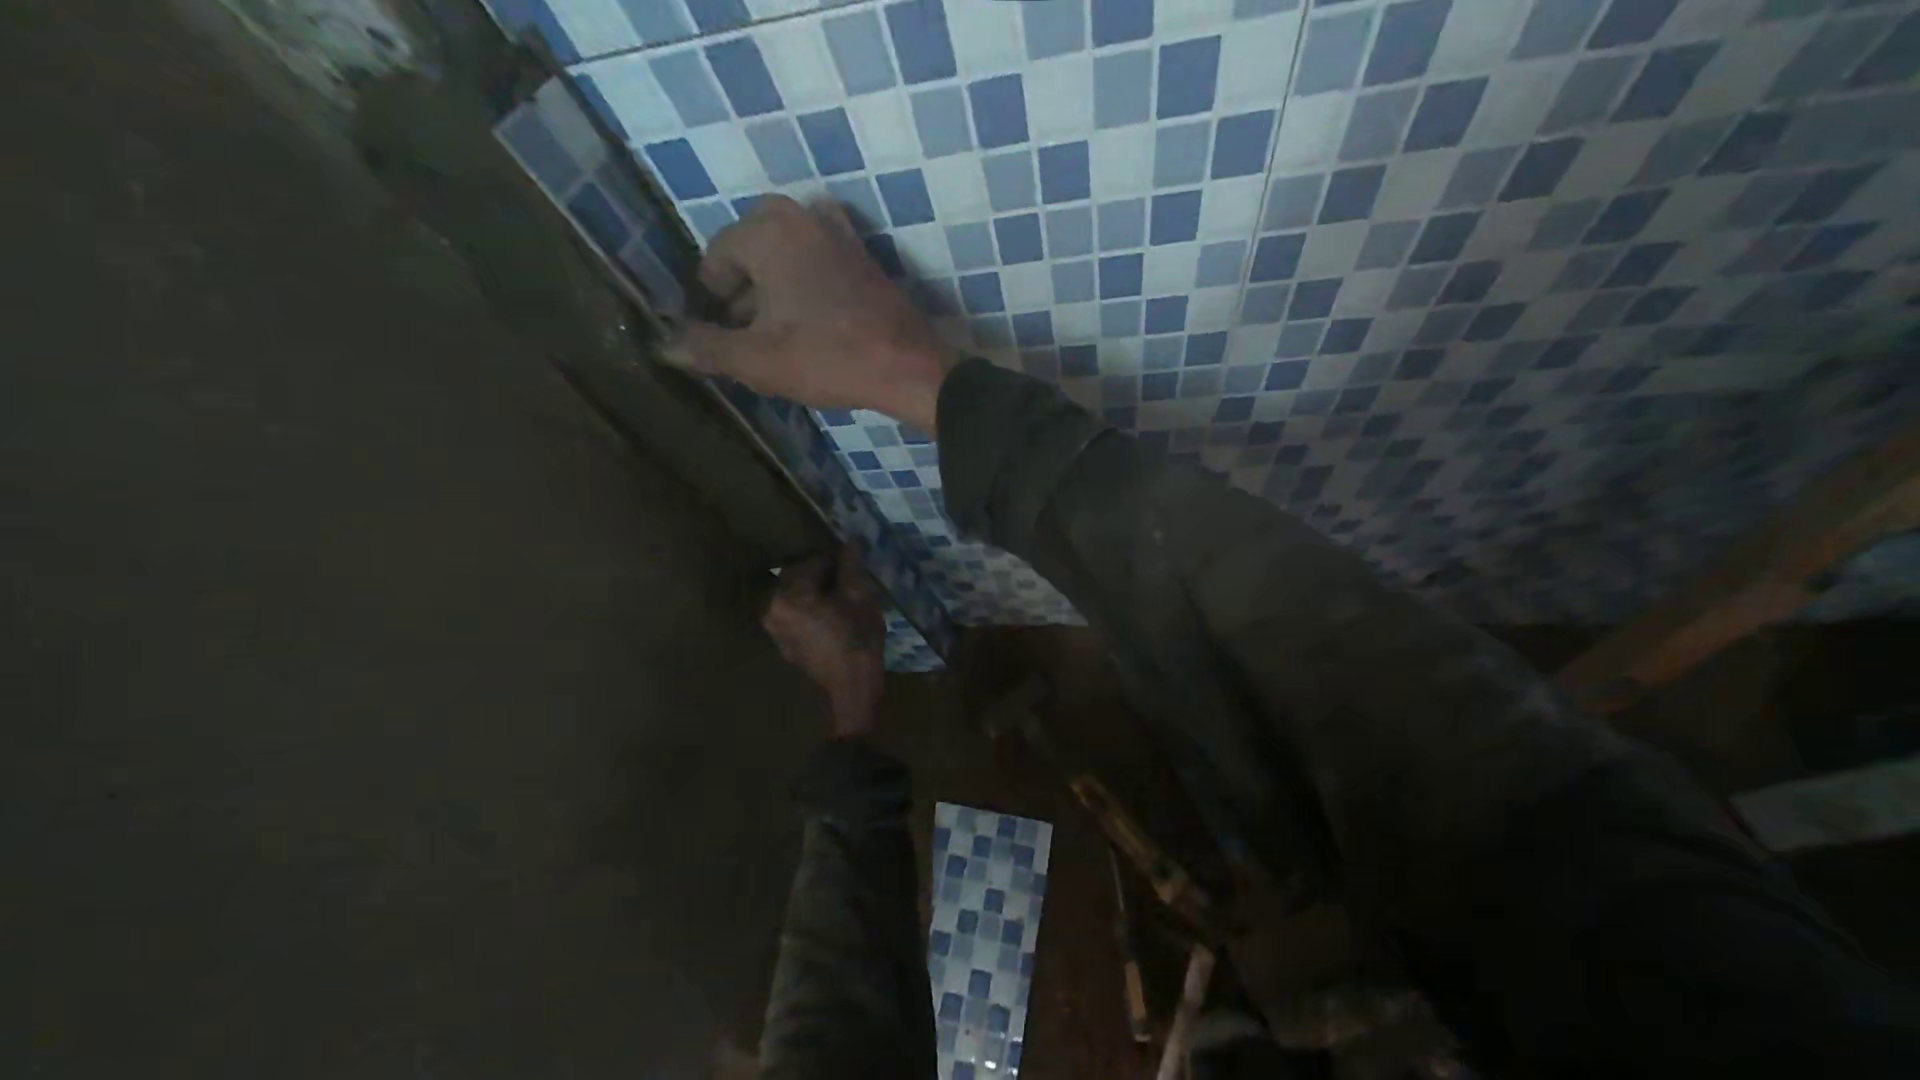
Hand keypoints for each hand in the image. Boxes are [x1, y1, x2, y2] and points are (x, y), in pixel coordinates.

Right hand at [670, 196, 956, 434]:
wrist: (907, 366)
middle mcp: (801, 216)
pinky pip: (814, 264)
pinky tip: (808, 325)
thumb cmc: (827, 357)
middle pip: (749, 256)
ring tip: (775, 339)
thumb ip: (705, 347)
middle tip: (747, 340)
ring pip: (783, 261)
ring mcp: (838, 232)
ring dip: (772, 294)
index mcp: (768, 229)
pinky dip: (802, 288)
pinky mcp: (862, 255)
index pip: (716, 260)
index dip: (711, 302)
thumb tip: (664, 344)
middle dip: (743, 297)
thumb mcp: (756, 359)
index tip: (719, 336)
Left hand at [762, 545, 885, 736]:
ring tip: (841, 596)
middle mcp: (772, 608)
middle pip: (797, 577)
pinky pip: (794, 614)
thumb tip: (850, 541)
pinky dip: (809, 609)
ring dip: (815, 590)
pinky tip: (831, 616)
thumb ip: (851, 567)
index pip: (811, 561)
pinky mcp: (782, 643)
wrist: (851, 690)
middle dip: (821, 574)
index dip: (834, 559)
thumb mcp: (860, 598)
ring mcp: (774, 628)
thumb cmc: (857, 641)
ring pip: (795, 596)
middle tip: (847, 579)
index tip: (852, 564)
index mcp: (789, 595)